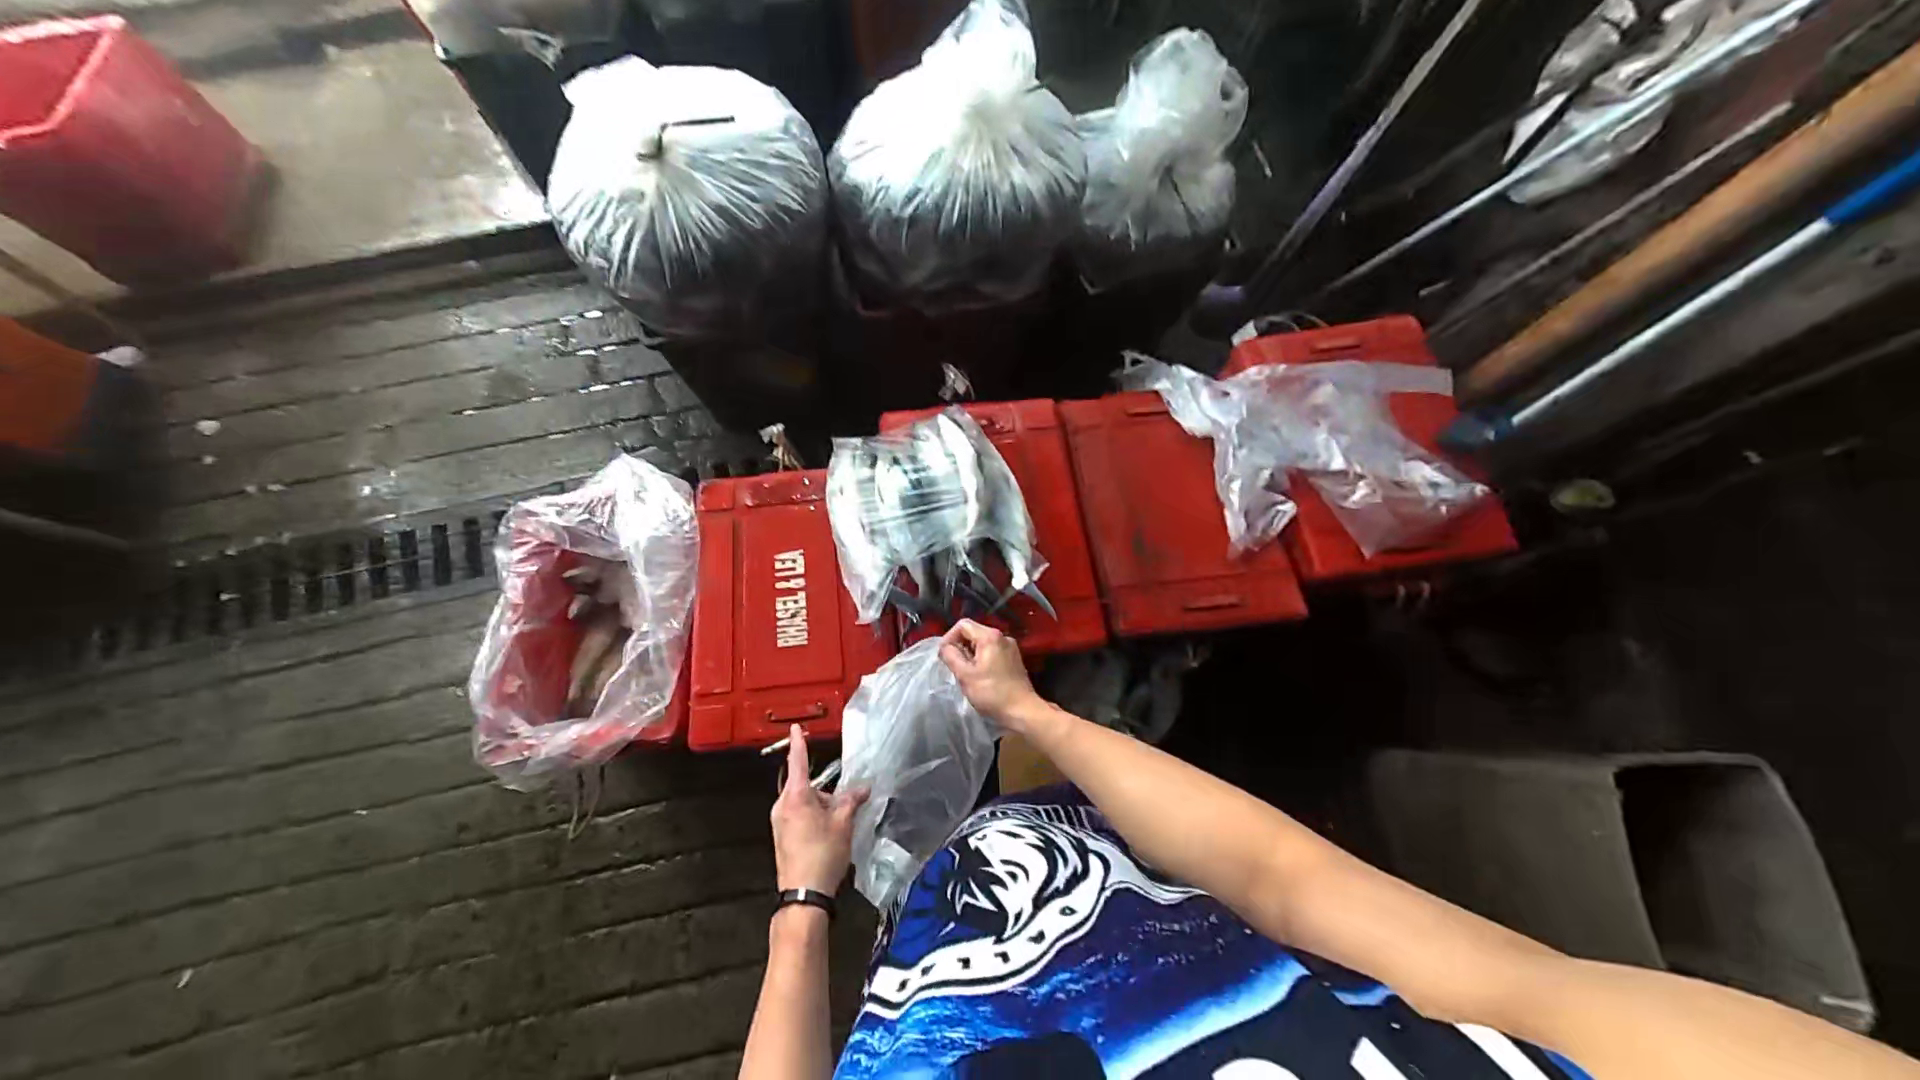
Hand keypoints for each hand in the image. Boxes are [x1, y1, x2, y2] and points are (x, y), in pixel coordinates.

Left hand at [770, 725, 868, 893]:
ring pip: (804, 802)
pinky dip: (814, 818)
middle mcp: (782, 805)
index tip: (796, 728)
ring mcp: (779, 822)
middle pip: (806, 785)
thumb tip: (863, 788)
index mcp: (795, 796)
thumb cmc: (823, 854)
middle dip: (826, 793)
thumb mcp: (844, 823)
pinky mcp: (781, 836)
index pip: (797, 761)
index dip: (798, 743)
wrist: (803, 895)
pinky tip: (828, 836)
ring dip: (821, 807)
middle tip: (844, 807)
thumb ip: (852, 800)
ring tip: (837, 827)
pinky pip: (799, 816)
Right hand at [939, 619, 1043, 727]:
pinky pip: (992, 651)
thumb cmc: (991, 693)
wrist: (1022, 710)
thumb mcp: (965, 675)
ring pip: (983, 643)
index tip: (944, 656)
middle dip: (960, 647)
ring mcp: (1010, 647)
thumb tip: (945, 647)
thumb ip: (951, 656)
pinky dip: (982, 659)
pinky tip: (980, 676)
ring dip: (970, 654)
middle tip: (954, 666)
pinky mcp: (1014, 659)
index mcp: (990, 636)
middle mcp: (1002, 636)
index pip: (962, 625)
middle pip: (973, 632)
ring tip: (966, 673)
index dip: (949, 638)